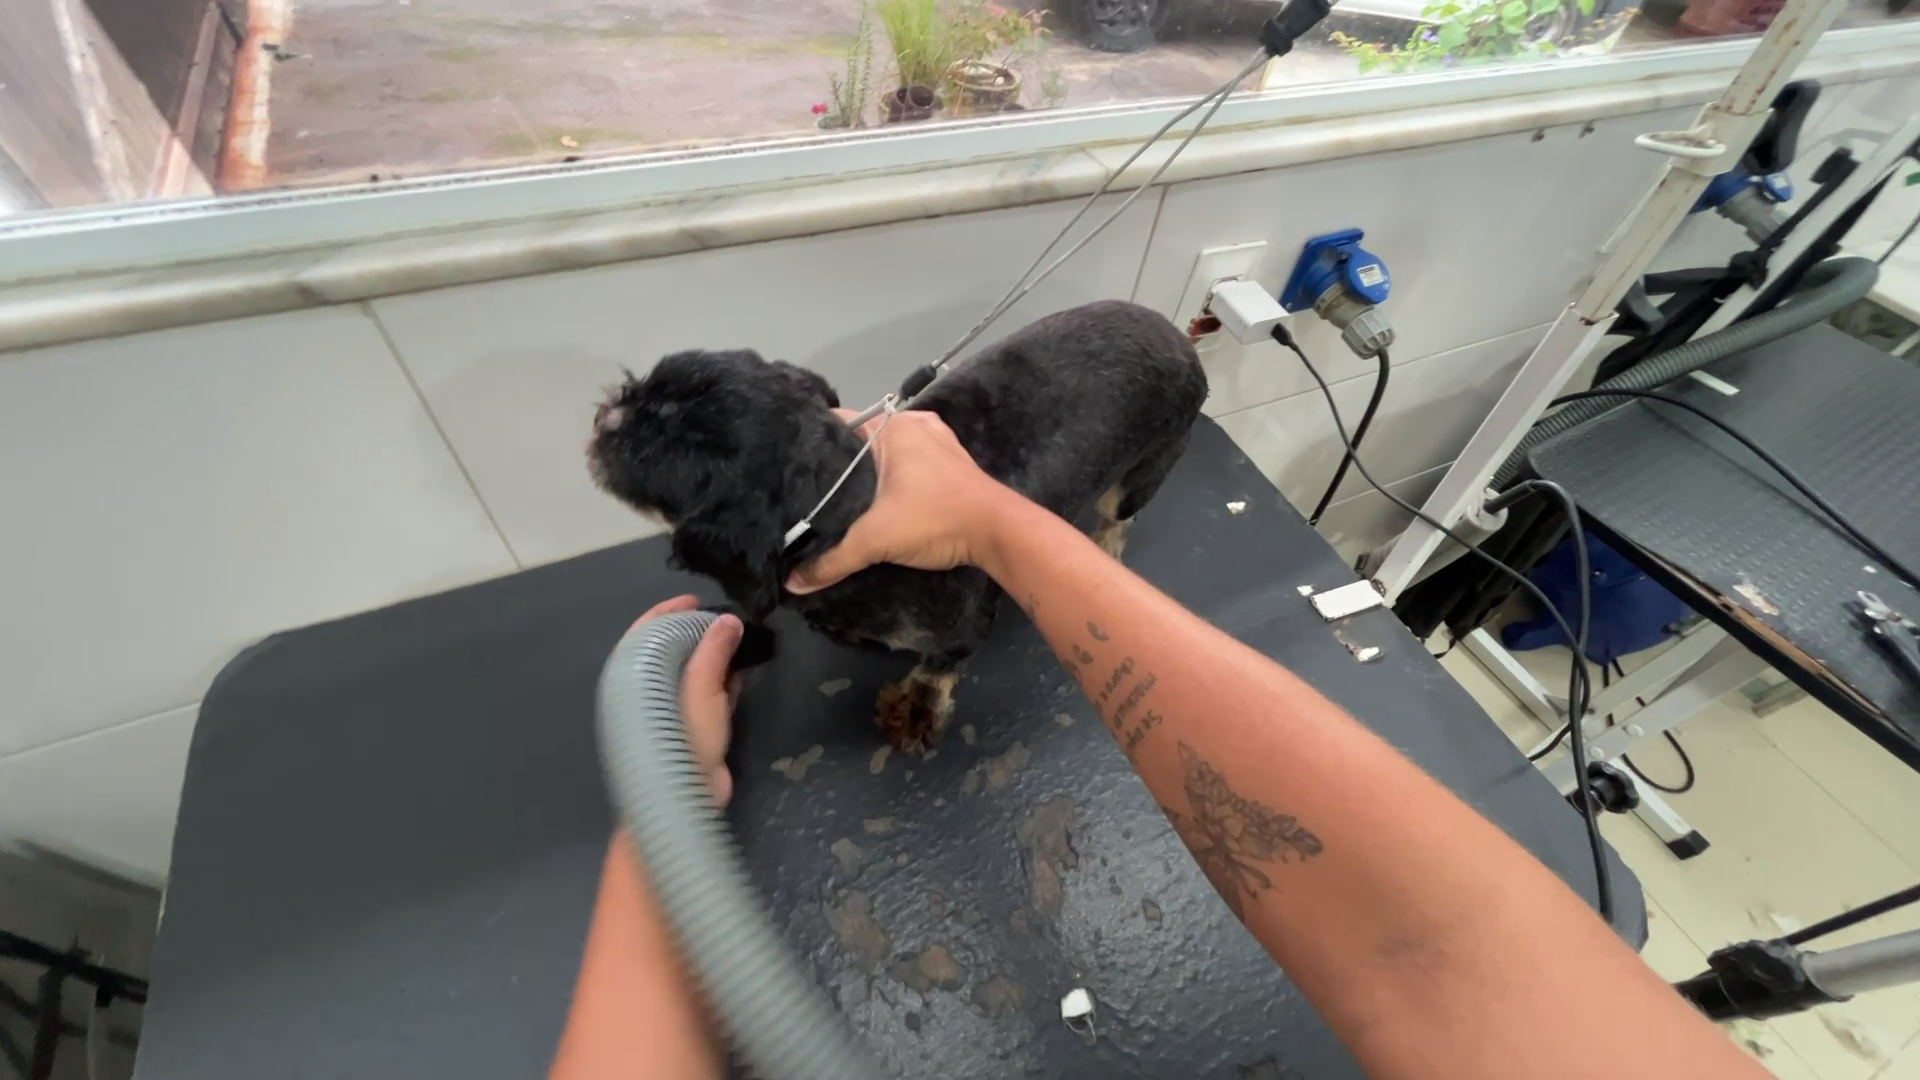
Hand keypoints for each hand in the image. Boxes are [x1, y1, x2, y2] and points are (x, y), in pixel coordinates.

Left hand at [633, 595, 740, 804]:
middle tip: (727, 618)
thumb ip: (712, 653)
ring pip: (692, 674)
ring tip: (740, 639)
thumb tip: (727, 620)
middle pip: (671, 652)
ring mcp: (674, 711)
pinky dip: (723, 682)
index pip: (647, 634)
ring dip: (714, 656)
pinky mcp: (693, 729)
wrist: (686, 799)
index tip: (697, 599)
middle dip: (697, 632)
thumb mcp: (701, 691)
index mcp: (639, 681)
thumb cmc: (686, 741)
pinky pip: (707, 695)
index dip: (669, 613)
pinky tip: (742, 673)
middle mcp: (653, 693)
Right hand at [787, 408, 1010, 593]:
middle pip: (859, 441)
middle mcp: (913, 425)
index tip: (784, 466)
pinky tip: (874, 501)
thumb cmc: (937, 520)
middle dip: (835, 465)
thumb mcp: (877, 540)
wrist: (1001, 533)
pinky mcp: (951, 462)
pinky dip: (891, 479)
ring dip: (866, 474)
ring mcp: (936, 442)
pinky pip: (908, 464)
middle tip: (803, 490)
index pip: (836, 424)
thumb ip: (833, 560)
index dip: (808, 444)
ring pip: (885, 454)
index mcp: (892, 427)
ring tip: (833, 498)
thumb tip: (793, 583)